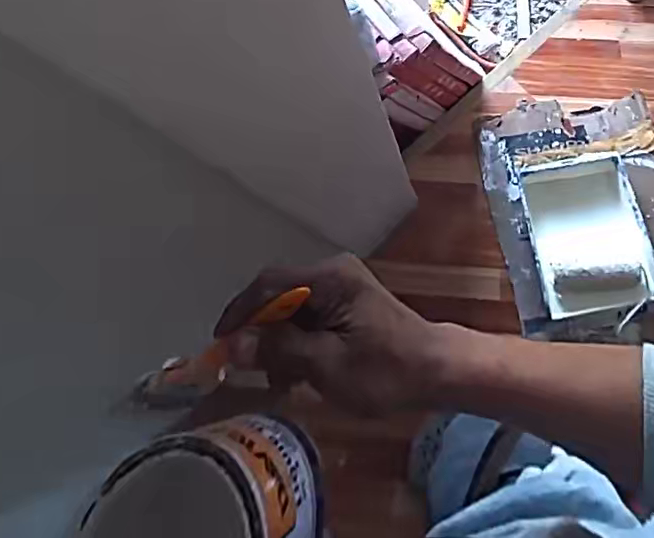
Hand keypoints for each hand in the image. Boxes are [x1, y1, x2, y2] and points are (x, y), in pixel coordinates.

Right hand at [216, 254, 451, 415]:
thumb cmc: (384, 369)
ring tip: (277, 381)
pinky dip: (295, 342)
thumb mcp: (327, 365)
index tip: (218, 346)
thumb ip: (280, 350)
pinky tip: (295, 374)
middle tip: (244, 370)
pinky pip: (307, 316)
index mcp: (330, 278)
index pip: (270, 283)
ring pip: (291, 308)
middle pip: (279, 294)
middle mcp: (333, 273)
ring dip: (277, 342)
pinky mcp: (345, 302)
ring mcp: (341, 286)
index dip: (240, 312)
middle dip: (259, 331)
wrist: (434, 368)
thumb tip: (232, 344)